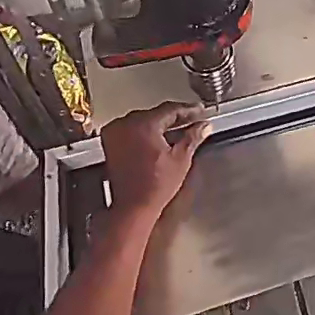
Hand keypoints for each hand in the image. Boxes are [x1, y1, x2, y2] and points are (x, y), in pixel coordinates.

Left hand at [101, 102, 212, 219]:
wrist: (134, 206)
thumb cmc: (153, 186)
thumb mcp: (181, 158)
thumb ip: (193, 137)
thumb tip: (203, 126)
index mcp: (143, 124)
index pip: (170, 109)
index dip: (188, 110)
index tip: (198, 111)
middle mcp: (126, 125)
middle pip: (155, 114)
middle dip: (175, 117)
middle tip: (192, 120)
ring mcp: (115, 134)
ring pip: (143, 121)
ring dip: (160, 125)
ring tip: (178, 130)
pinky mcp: (111, 144)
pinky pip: (131, 130)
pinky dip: (145, 133)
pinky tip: (159, 139)